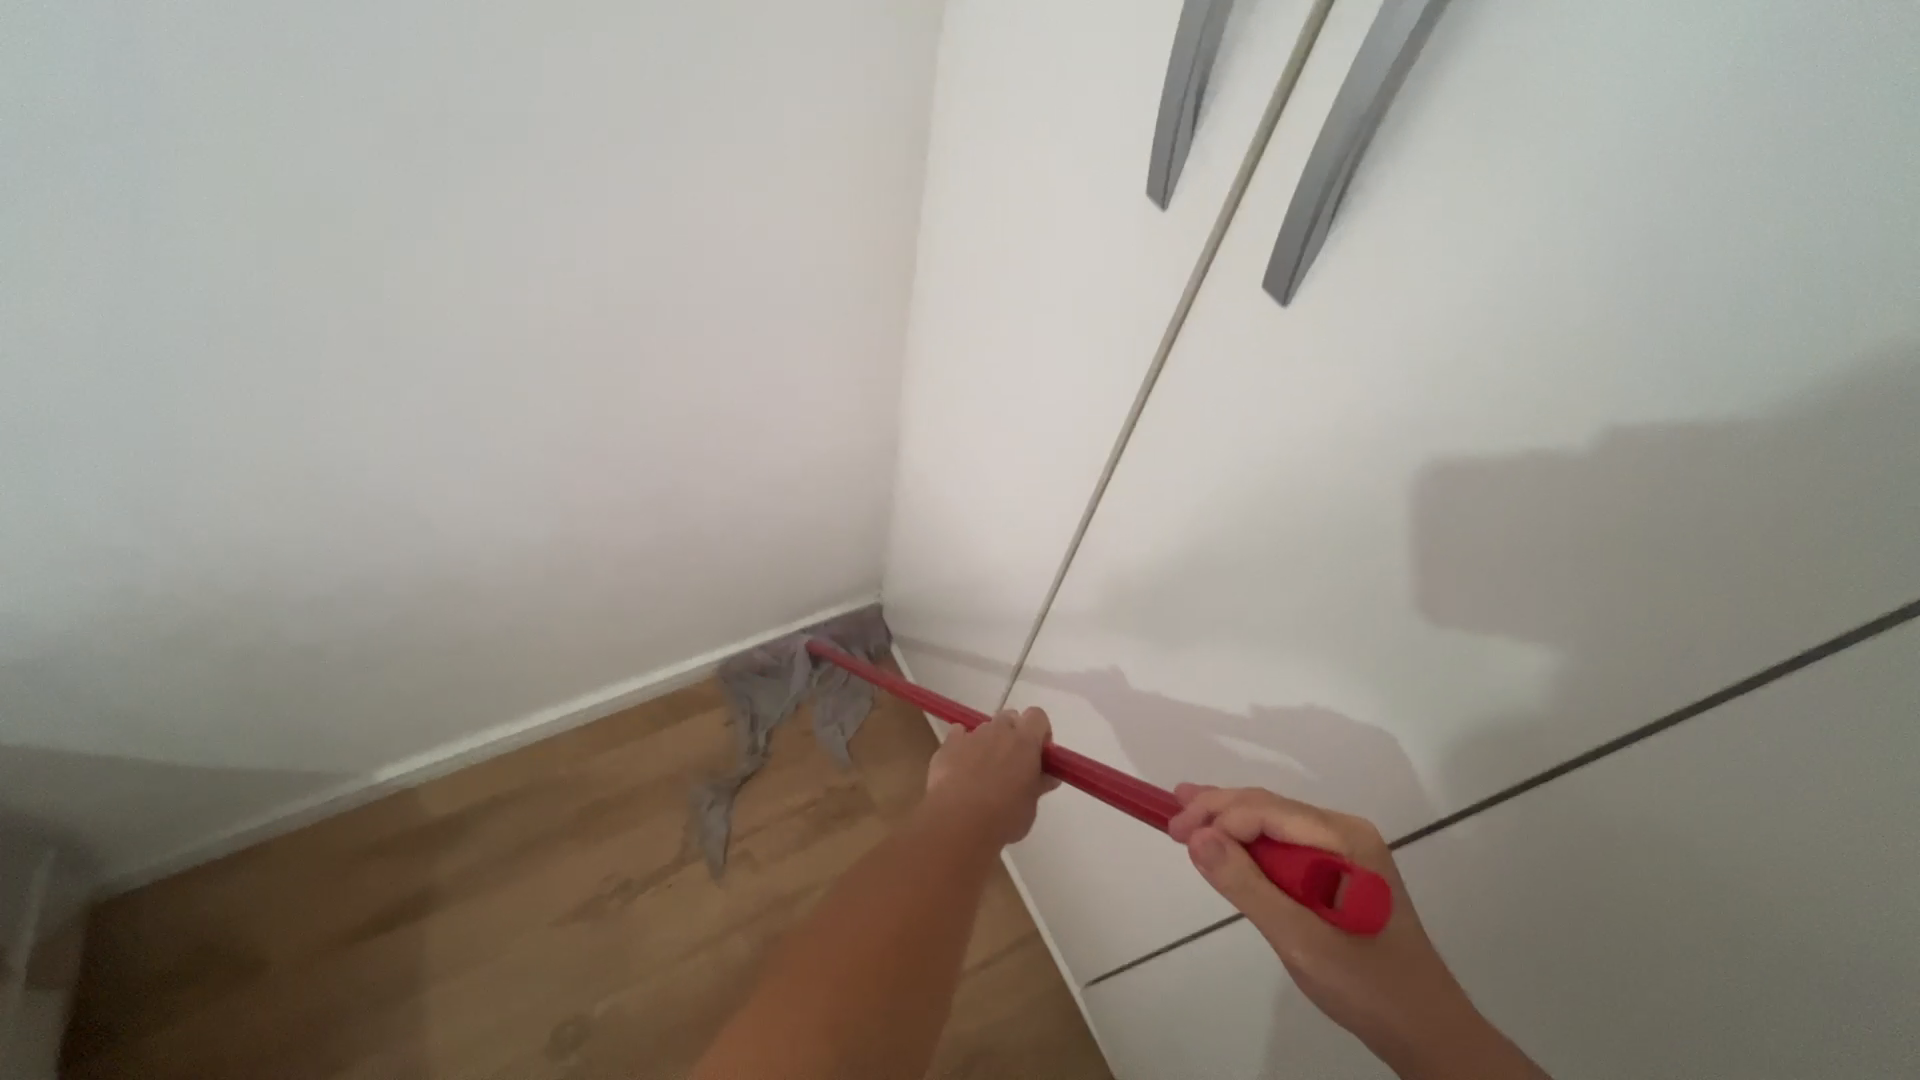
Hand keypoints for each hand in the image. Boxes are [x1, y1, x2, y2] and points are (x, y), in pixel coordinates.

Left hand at [921, 707, 1056, 846]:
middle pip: (1010, 718)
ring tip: (983, 773)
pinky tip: (961, 768)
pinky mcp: (948, 745)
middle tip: (1013, 765)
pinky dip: (962, 745)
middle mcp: (999, 730)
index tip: (1038, 756)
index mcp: (1025, 741)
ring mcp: (971, 735)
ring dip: (989, 743)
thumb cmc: (1002, 817)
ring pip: (985, 728)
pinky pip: (958, 734)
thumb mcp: (1030, 807)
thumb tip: (1048, 777)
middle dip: (1013, 735)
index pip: (1037, 717)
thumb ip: (1038, 785)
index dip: (1040, 733)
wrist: (957, 821)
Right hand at [1169, 786, 1541, 1078]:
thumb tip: (1197, 837)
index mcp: (1344, 839)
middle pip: (1268, 807)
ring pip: (1273, 821)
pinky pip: (1285, 844)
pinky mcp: (1340, 870)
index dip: (1216, 815)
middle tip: (1171, 821)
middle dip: (1217, 810)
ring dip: (1228, 822)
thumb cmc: (1365, 984)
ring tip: (1184, 818)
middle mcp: (1346, 832)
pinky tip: (1224, 844)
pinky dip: (1249, 843)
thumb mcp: (1298, 939)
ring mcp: (1345, 850)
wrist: (1426, 1030)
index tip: (1175, 834)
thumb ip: (1247, 885)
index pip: (1265, 809)